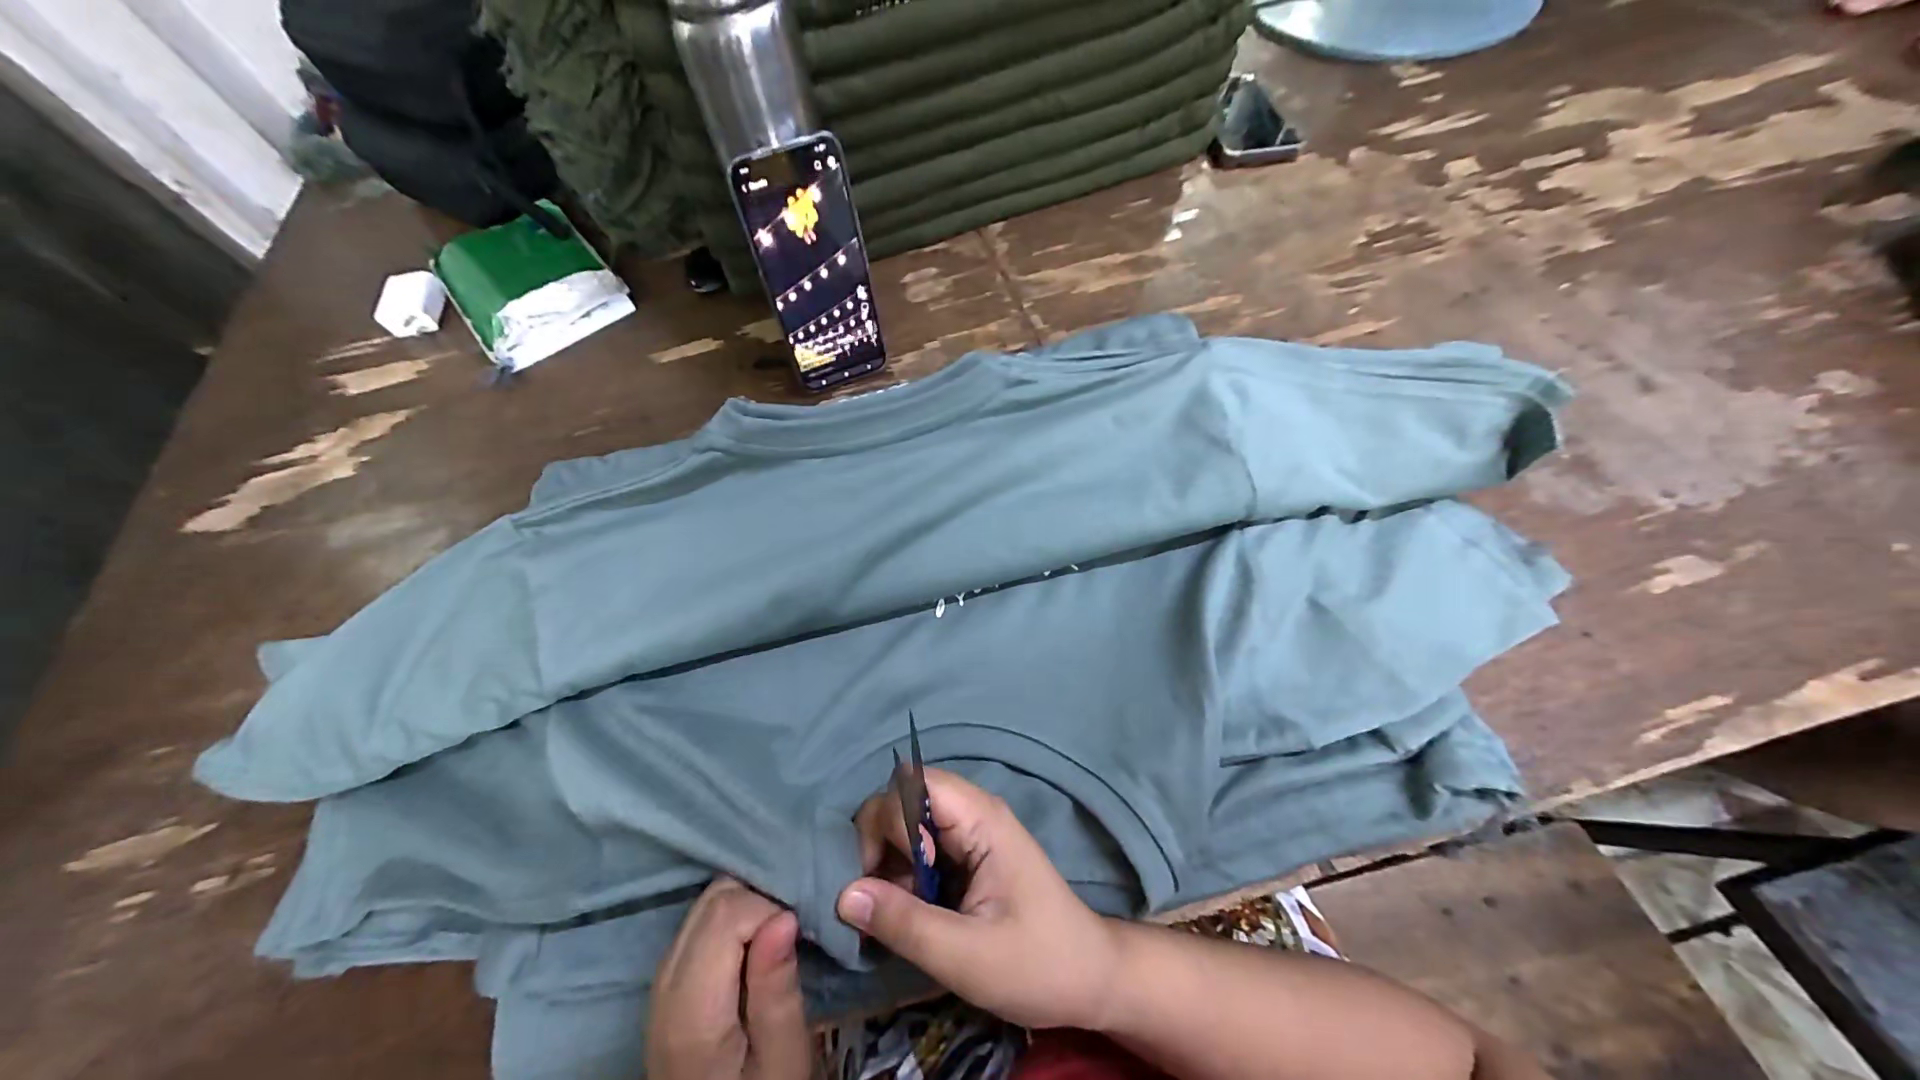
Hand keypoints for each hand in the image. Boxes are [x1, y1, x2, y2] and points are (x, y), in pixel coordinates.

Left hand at [646, 877, 811, 1079]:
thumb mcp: (782, 1061)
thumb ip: (778, 990)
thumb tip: (784, 917)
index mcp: (692, 1009)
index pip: (727, 913)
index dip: (770, 911)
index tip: (798, 941)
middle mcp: (665, 983)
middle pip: (713, 900)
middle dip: (760, 900)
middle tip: (793, 934)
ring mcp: (661, 980)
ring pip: (705, 904)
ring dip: (747, 905)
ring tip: (778, 938)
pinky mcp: (668, 981)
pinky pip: (700, 923)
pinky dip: (733, 917)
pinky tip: (756, 945)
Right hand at [837, 768, 1120, 1029]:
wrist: (1089, 980)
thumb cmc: (1037, 965)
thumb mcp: (966, 957)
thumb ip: (904, 923)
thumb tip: (842, 894)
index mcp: (982, 819)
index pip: (914, 785)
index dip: (889, 823)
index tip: (890, 878)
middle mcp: (972, 814)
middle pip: (903, 799)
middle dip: (880, 844)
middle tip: (885, 899)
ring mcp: (969, 834)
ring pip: (905, 825)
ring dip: (888, 864)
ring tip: (901, 912)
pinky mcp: (964, 856)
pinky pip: (917, 848)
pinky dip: (901, 876)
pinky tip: (912, 912)